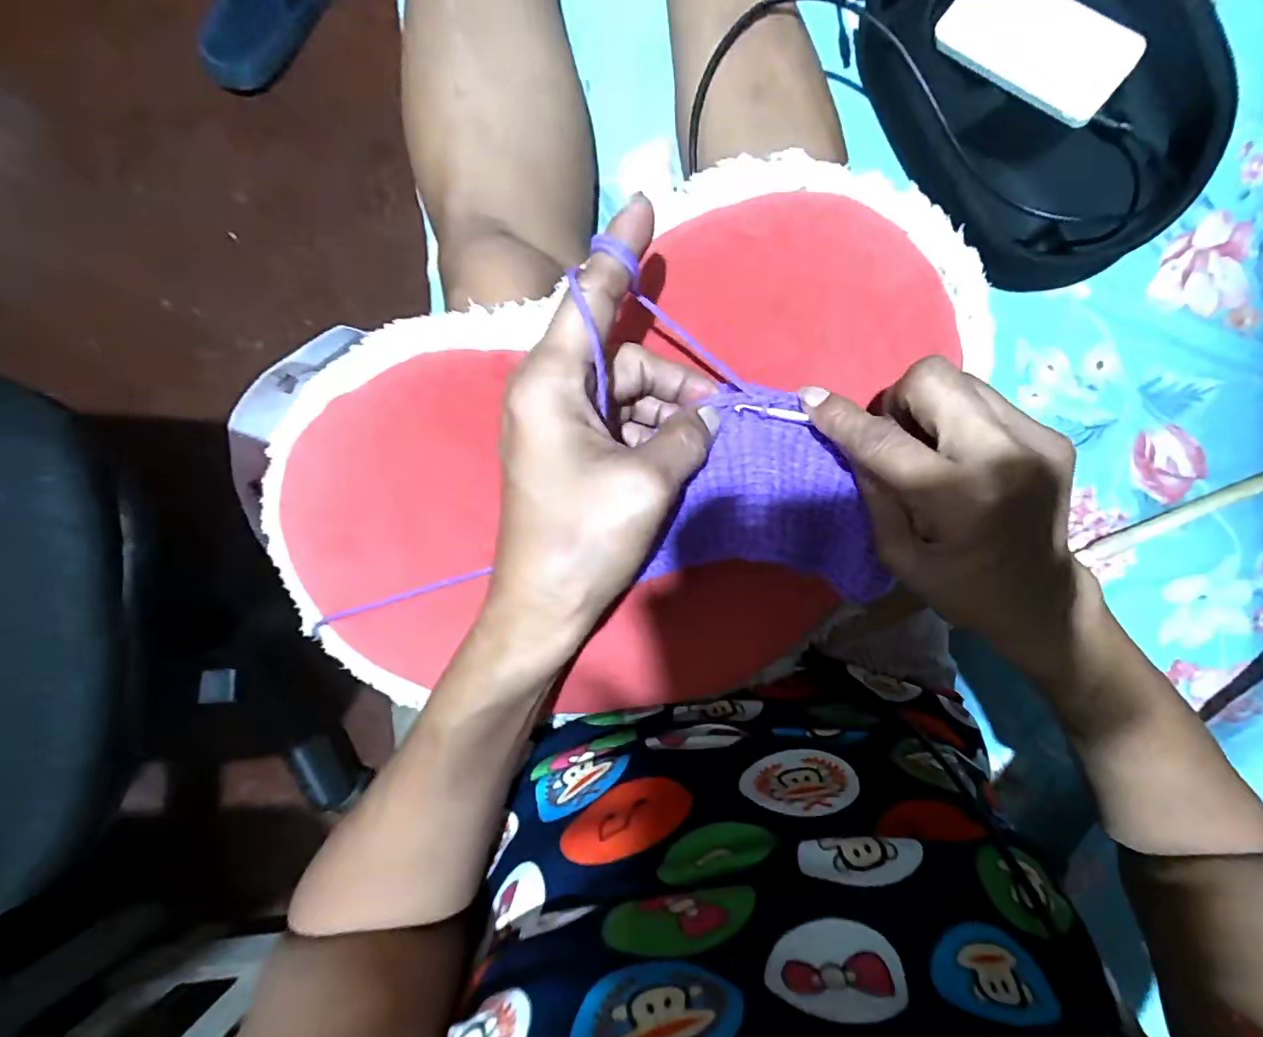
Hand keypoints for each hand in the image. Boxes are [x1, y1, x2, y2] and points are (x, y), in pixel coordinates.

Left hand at [487, 196, 721, 655]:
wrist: (543, 607)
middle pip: (623, 360)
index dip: (620, 253)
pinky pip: (618, 426)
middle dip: (674, 383)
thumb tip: (708, 416)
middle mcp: (548, 393)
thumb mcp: (648, 480)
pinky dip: (651, 437)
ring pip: (626, 397)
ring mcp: (556, 426)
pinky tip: (680, 458)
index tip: (645, 203)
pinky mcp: (568, 455)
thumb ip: (685, 434)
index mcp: (550, 382)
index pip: (590, 298)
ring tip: (703, 447)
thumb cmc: (585, 539)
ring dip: (668, 416)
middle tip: (720, 415)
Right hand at [801, 357, 1089, 687]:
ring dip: (930, 406)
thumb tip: (852, 441)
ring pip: (960, 379)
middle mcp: (1003, 453)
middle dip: (897, 401)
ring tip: (932, 448)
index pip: (887, 440)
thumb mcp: (900, 556)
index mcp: (960, 496)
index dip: (843, 418)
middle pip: (931, 378)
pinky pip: (986, 399)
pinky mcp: (1050, 434)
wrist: (1041, 599)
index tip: (811, 399)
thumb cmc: (961, 588)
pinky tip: (965, 455)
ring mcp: (1035, 438)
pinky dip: (960, 418)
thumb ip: (874, 493)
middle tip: (897, 439)